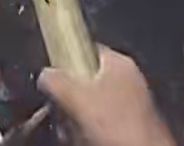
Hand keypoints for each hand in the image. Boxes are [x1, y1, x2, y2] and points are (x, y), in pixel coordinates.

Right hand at [38, 47, 177, 145]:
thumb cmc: (117, 125)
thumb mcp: (73, 95)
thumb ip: (52, 78)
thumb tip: (44, 76)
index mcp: (119, 61)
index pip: (83, 46)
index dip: (65, 58)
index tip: (55, 73)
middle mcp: (131, 78)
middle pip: (87, 77)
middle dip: (73, 93)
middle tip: (65, 106)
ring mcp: (137, 104)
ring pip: (96, 101)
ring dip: (82, 113)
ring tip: (77, 127)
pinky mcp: (139, 127)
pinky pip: (108, 119)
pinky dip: (96, 127)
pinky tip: (89, 137)